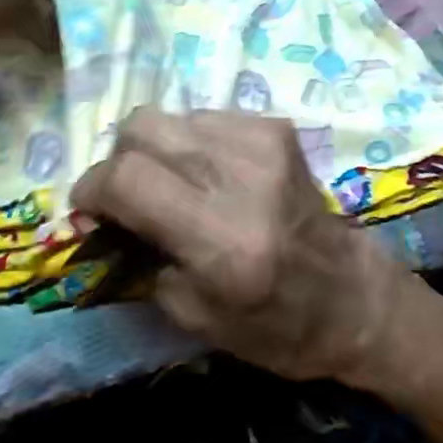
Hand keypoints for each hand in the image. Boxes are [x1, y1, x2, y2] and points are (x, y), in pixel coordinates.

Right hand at [72, 108, 417, 381]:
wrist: (355, 300)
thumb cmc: (273, 325)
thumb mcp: (191, 312)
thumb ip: (135, 253)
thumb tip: (96, 213)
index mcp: (221, 239)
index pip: (127, 179)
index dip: (92, 187)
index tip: (87, 207)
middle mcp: (241, 177)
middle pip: (140, 128)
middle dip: (117, 160)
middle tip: (125, 194)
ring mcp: (262, 143)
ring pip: (166, 117)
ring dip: (153, 150)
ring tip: (170, 184)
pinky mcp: (274, 128)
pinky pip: (200, 117)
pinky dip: (187, 143)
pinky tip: (207, 174)